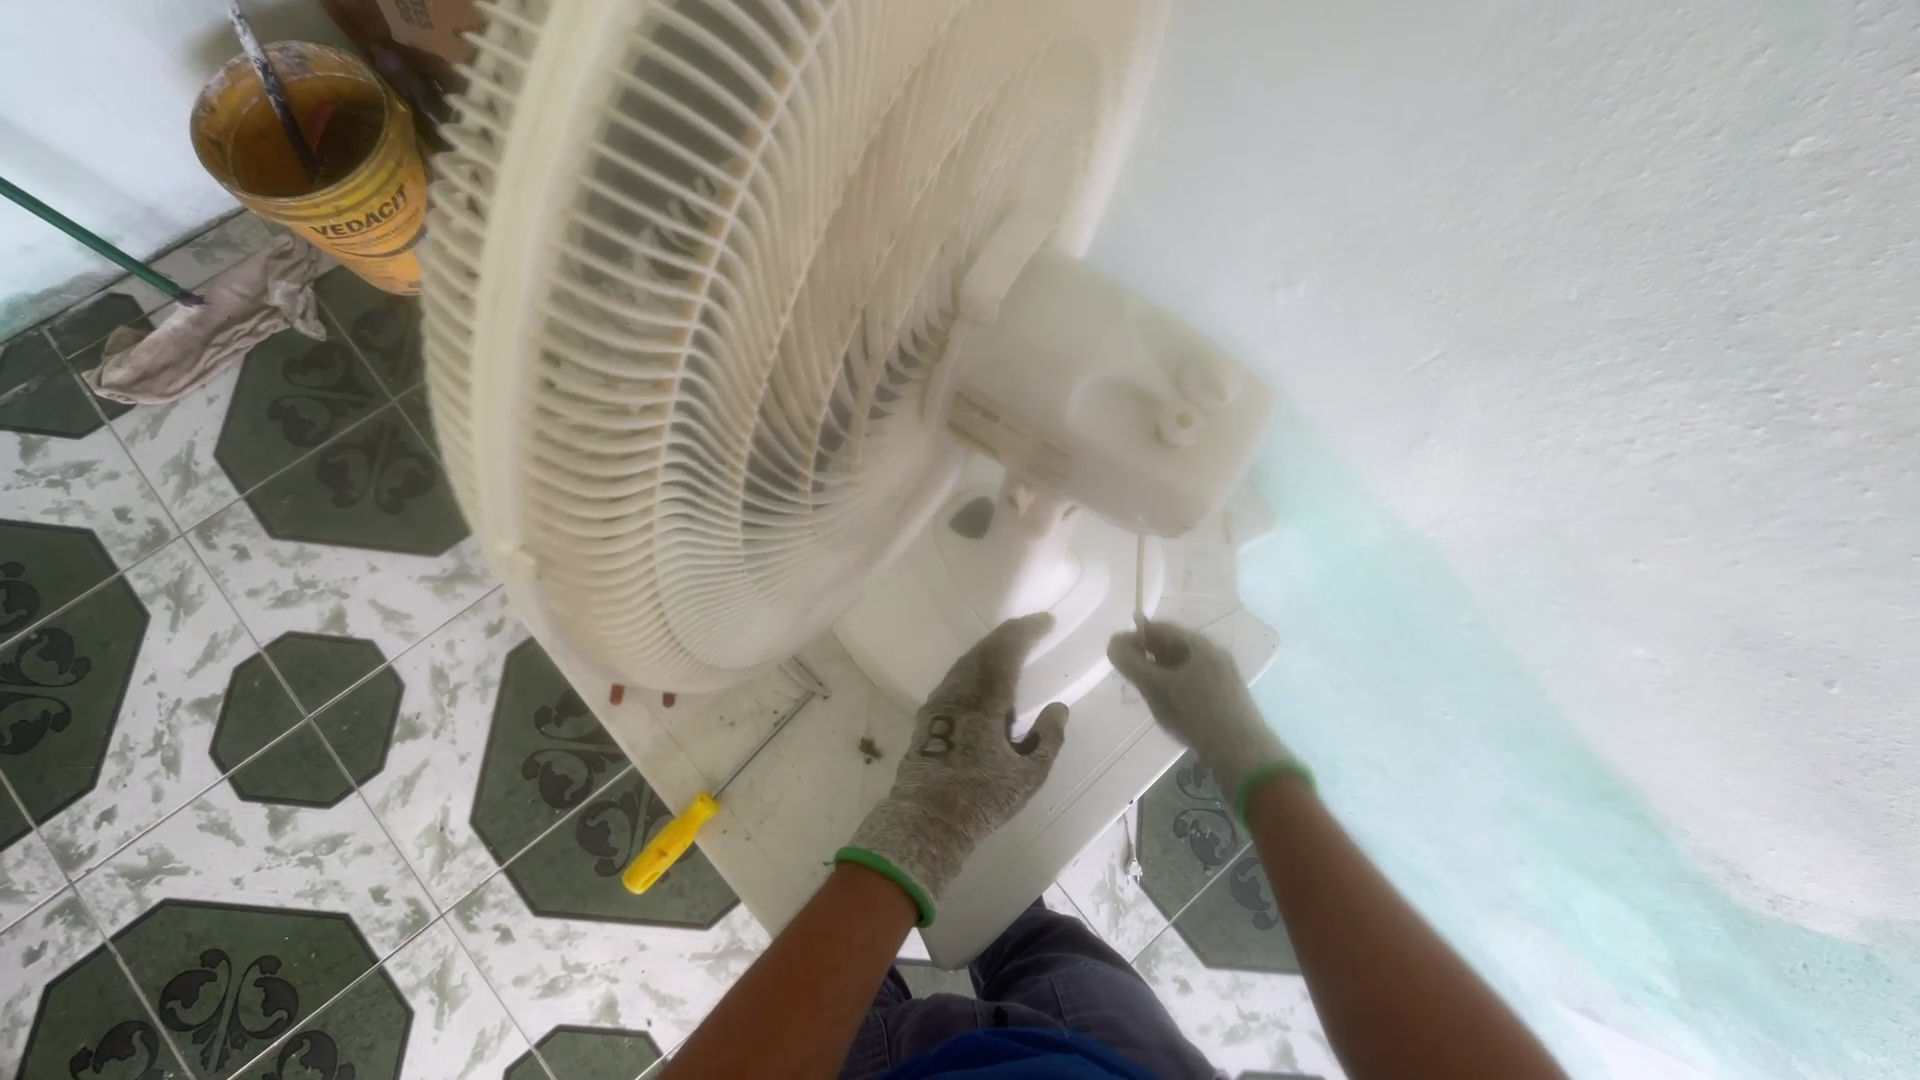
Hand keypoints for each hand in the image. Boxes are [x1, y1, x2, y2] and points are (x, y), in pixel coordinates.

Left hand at [838, 613, 1068, 925]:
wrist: (926, 822)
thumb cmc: (982, 800)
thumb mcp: (1028, 776)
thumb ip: (1048, 738)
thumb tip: (1059, 708)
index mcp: (985, 701)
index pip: (1007, 651)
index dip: (1027, 631)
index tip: (1046, 621)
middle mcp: (959, 693)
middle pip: (984, 651)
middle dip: (1009, 635)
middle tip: (1032, 628)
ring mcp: (939, 704)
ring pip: (967, 663)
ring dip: (991, 650)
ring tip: (1013, 649)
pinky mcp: (929, 718)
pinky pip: (956, 678)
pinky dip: (976, 668)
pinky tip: (986, 680)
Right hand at [1107, 618, 1300, 821]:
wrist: (1241, 753)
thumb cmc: (1196, 714)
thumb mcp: (1157, 688)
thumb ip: (1132, 665)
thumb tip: (1113, 644)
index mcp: (1198, 645)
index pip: (1160, 629)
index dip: (1135, 636)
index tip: (1116, 652)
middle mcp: (1213, 653)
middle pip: (1173, 645)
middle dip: (1148, 655)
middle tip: (1128, 672)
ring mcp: (1223, 674)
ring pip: (1184, 665)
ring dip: (1161, 671)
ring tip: (1146, 690)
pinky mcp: (1227, 695)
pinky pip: (1194, 680)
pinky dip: (1176, 684)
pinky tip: (1169, 703)